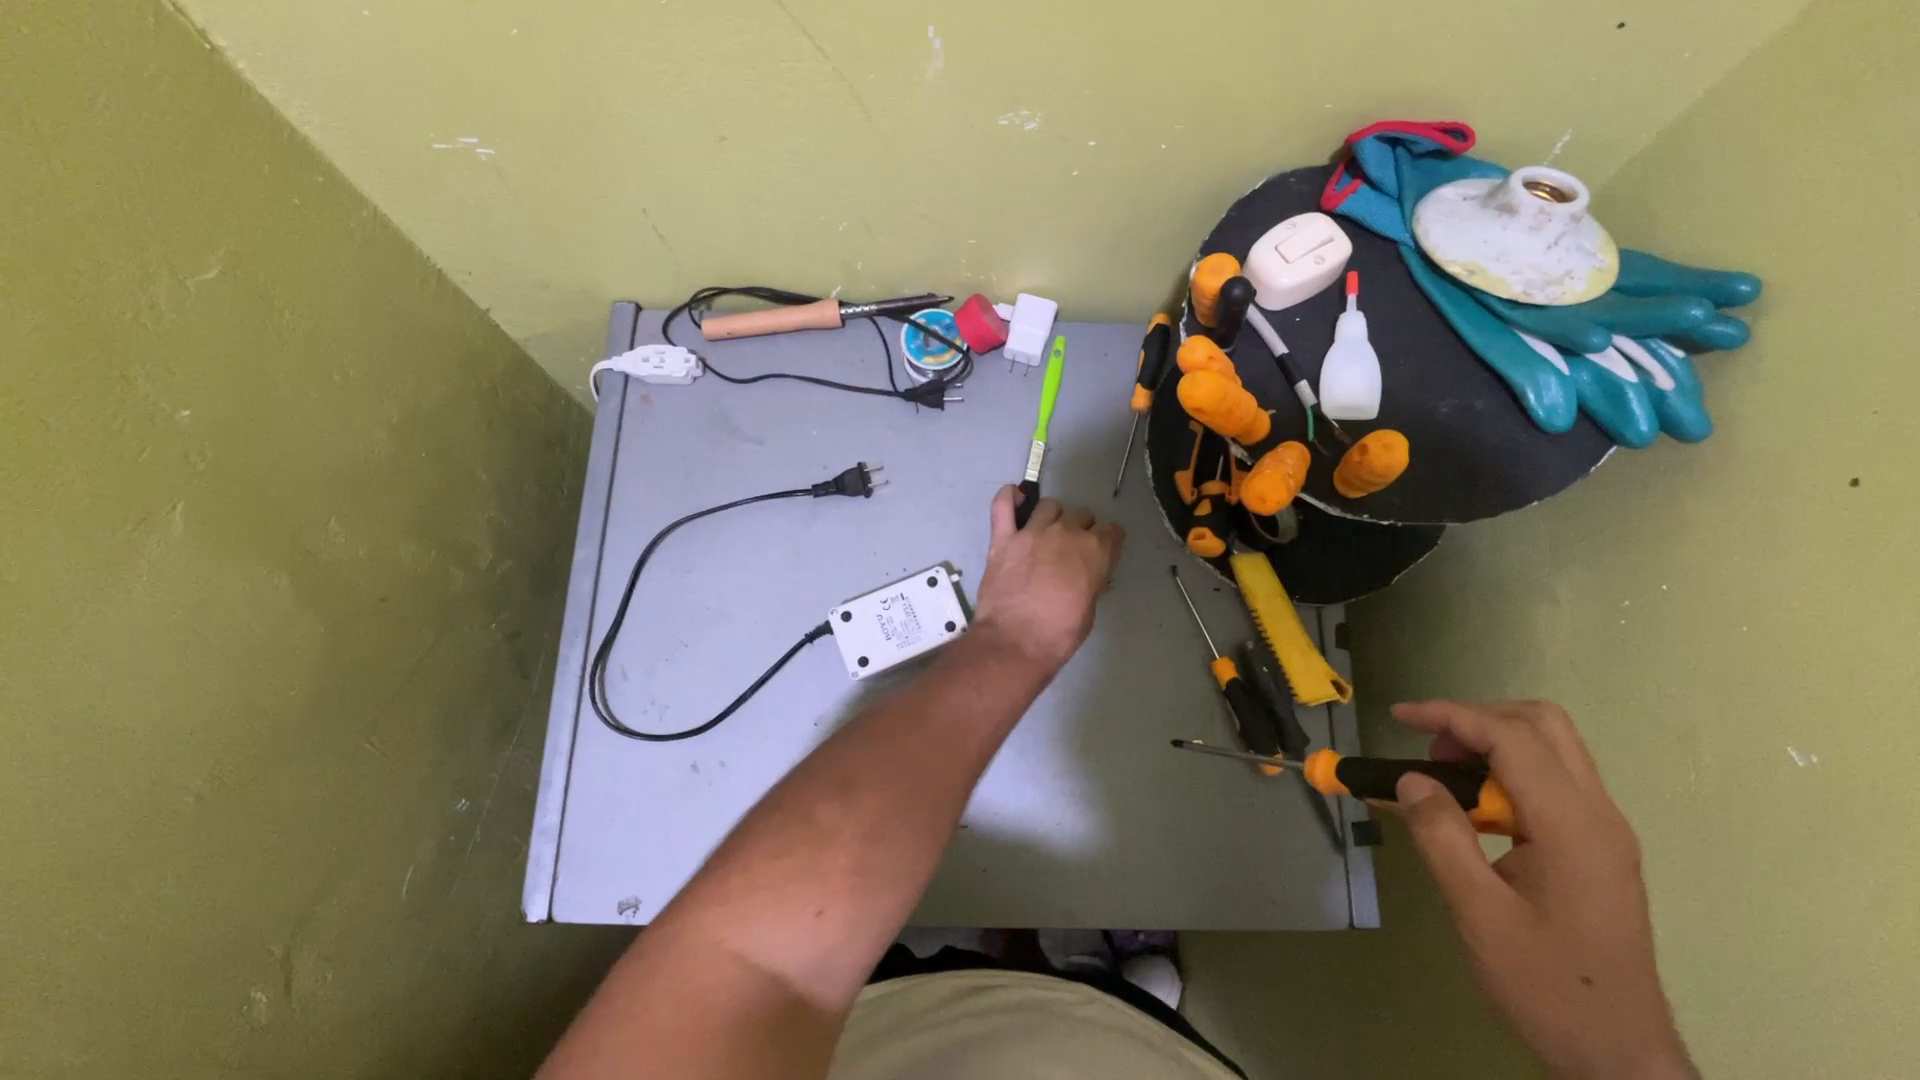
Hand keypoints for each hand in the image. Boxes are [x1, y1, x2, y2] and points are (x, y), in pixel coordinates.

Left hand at [971, 488, 1123, 670]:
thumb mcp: (1089, 609)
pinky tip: (1014, 497)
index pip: (1111, 530)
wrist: (1015, 642)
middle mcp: (1066, 533)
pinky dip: (1008, 497)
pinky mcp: (1003, 539)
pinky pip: (1003, 505)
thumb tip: (1087, 574)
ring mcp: (1032, 533)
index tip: (1104, 549)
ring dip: (1052, 517)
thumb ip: (1090, 581)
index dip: (1108, 540)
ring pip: (1049, 507)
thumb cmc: (1059, 634)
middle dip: (1080, 529)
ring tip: (1046, 533)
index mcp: (1095, 550)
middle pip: (1081, 515)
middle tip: (1071, 549)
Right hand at [1391, 700, 1695, 1079]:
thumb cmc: (1547, 985)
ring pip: (1553, 748)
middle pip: (1543, 725)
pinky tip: (1475, 811)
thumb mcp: (1478, 913)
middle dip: (1478, 719)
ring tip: (1443, 778)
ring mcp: (1605, 831)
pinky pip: (1554, 782)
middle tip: (1428, 748)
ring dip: (1494, 743)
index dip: (1450, 716)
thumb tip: (1412, 780)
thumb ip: (1442, 837)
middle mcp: (1599, 815)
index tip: (1398, 716)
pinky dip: (1509, 773)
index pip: (1511, 738)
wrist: (1620, 1053)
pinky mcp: (1599, 848)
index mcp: (1573, 826)